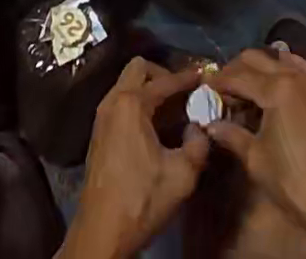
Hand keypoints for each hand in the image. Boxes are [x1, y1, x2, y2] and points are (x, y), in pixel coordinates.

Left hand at [59, 57, 211, 258]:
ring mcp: (102, 117)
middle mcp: (113, 102)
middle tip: (183, 92)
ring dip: (149, 88)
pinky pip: (121, 102)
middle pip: (139, 68)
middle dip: (163, 74)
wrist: (100, 236)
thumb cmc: (140, 201)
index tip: (206, 77)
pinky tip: (156, 125)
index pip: (165, 80)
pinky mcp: (98, 133)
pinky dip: (139, 103)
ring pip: (127, 84)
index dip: (188, 78)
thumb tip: (200, 128)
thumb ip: (199, 143)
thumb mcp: (182, 175)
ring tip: (173, 107)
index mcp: (131, 104)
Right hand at [208, 49, 305, 258]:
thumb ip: (231, 134)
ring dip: (258, 68)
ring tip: (244, 88)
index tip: (203, 89)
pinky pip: (299, 66)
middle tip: (220, 89)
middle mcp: (294, 75)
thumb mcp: (255, 158)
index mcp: (276, 89)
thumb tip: (209, 123)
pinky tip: (275, 80)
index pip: (238, 76)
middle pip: (256, 59)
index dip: (218, 82)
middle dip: (235, 70)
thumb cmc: (293, 180)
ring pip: (278, 59)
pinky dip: (283, 67)